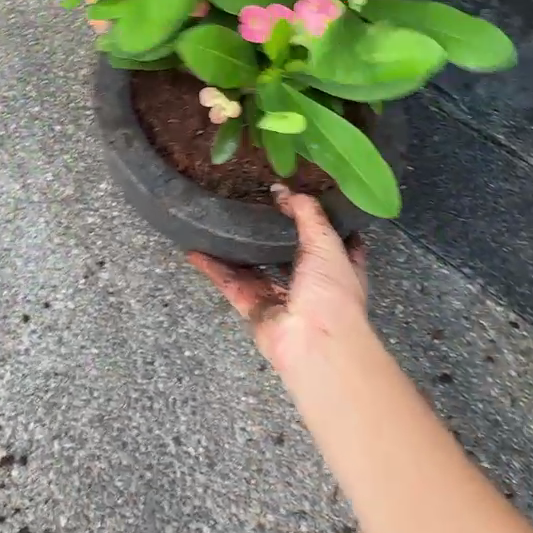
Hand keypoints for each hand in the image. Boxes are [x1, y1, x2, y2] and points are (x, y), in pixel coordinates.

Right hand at [187, 185, 368, 374]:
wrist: (314, 342)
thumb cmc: (331, 291)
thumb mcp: (326, 241)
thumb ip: (306, 212)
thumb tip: (282, 189)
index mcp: (337, 267)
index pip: (330, 240)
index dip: (319, 220)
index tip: (300, 199)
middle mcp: (311, 284)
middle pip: (288, 253)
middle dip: (272, 233)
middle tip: (251, 204)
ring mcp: (281, 298)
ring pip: (255, 268)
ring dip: (238, 249)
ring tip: (220, 222)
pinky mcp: (254, 309)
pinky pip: (232, 283)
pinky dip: (213, 268)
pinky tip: (195, 250)